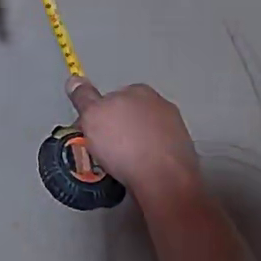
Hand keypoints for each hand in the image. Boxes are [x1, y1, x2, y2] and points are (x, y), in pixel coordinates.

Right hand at [67, 77, 202, 199]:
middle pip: (129, 114)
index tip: (90, 131)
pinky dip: (147, 158)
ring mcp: (177, 129)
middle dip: (116, 128)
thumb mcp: (92, 116)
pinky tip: (138, 170)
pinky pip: (157, 151)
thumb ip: (83, 97)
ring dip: (132, 144)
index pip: (111, 97)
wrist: (164, 181)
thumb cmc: (124, 144)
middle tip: (104, 147)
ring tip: (121, 163)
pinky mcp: (185, 153)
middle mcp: (161, 104)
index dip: (97, 114)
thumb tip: (75, 80)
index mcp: (139, 90)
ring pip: (144, 133)